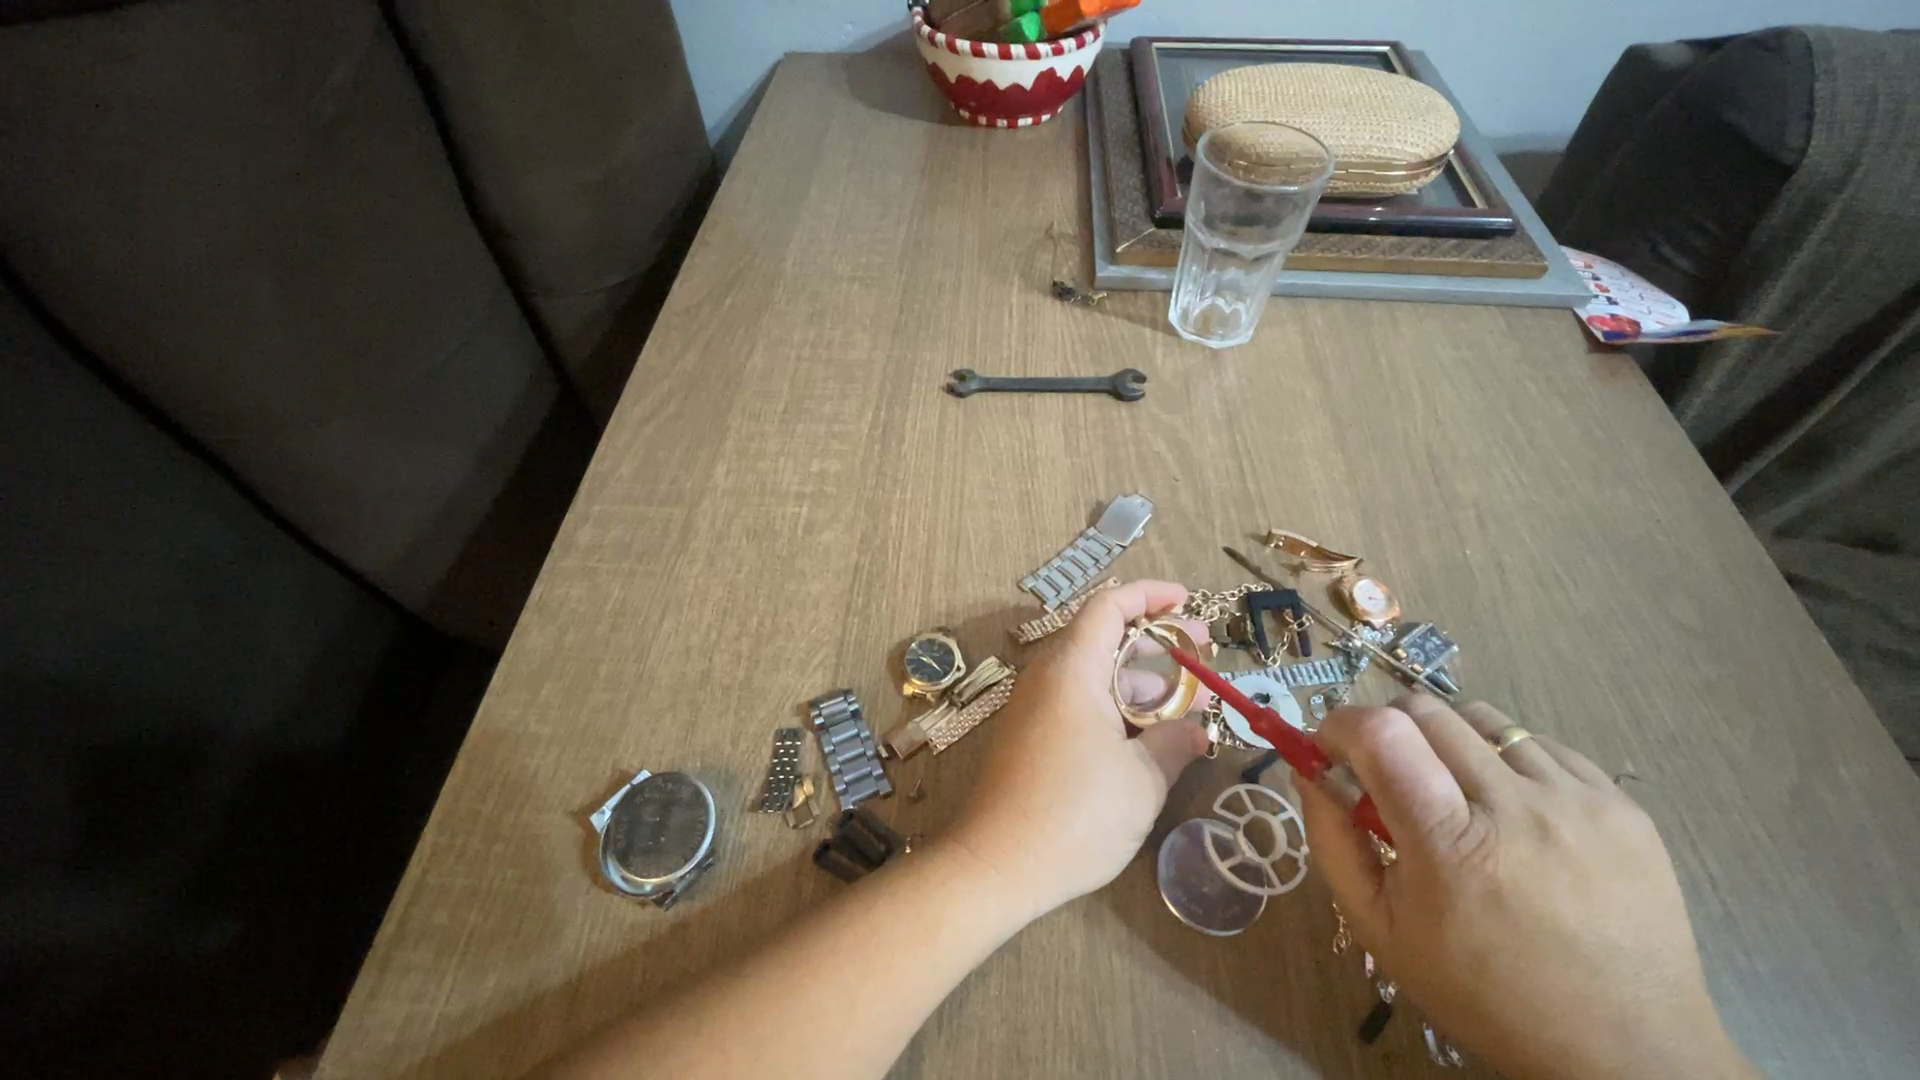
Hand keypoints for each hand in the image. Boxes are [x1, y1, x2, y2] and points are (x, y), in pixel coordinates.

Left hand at [950, 580, 1210, 919]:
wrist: (996, 864)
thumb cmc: (1075, 814)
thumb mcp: (1142, 779)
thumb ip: (1174, 743)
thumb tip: (1195, 730)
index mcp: (1072, 670)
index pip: (1107, 606)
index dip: (1149, 595)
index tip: (1187, 601)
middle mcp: (1047, 678)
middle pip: (1101, 637)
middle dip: (1154, 641)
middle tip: (1201, 654)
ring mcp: (1033, 708)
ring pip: (1091, 674)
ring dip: (1138, 680)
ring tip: (1185, 702)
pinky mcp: (1028, 738)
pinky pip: (1076, 702)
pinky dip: (1114, 705)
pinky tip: (1144, 736)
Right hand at [1299, 696, 1755, 1079]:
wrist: (1623, 1048)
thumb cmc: (1480, 991)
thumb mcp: (1378, 926)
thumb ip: (1331, 839)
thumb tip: (1307, 768)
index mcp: (1450, 844)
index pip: (1382, 732)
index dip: (1342, 724)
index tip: (1332, 749)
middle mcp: (1516, 807)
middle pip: (1426, 710)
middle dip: (1387, 728)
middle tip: (1388, 774)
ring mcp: (1578, 801)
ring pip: (1483, 720)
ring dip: (1449, 742)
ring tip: (1457, 794)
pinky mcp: (1622, 805)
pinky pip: (1541, 746)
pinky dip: (1506, 762)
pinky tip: (1512, 812)